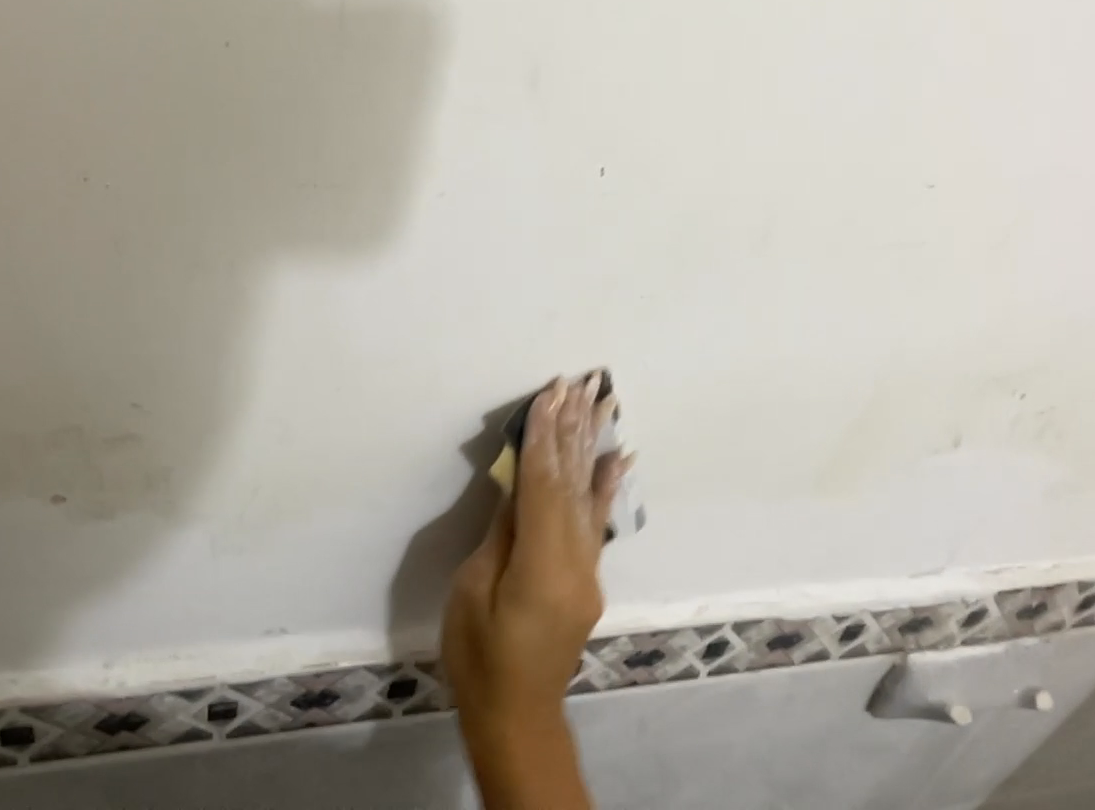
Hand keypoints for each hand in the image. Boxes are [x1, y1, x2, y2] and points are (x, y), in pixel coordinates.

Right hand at [443, 372, 627, 809]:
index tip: (549, 393)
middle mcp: (576, 562)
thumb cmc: (479, 656)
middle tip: (581, 381)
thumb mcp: (474, 591)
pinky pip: (597, 523)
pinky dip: (607, 487)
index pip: (543, 486)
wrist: (516, 713)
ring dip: (590, 444)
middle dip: (573, 428)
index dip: (544, 437)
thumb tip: (519, 488)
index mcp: (543, 566)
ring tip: (602, 401)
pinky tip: (620, 457)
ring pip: (587, 495)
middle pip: (572, 483)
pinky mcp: (585, 577)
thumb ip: (501, 535)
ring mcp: (587, 571)